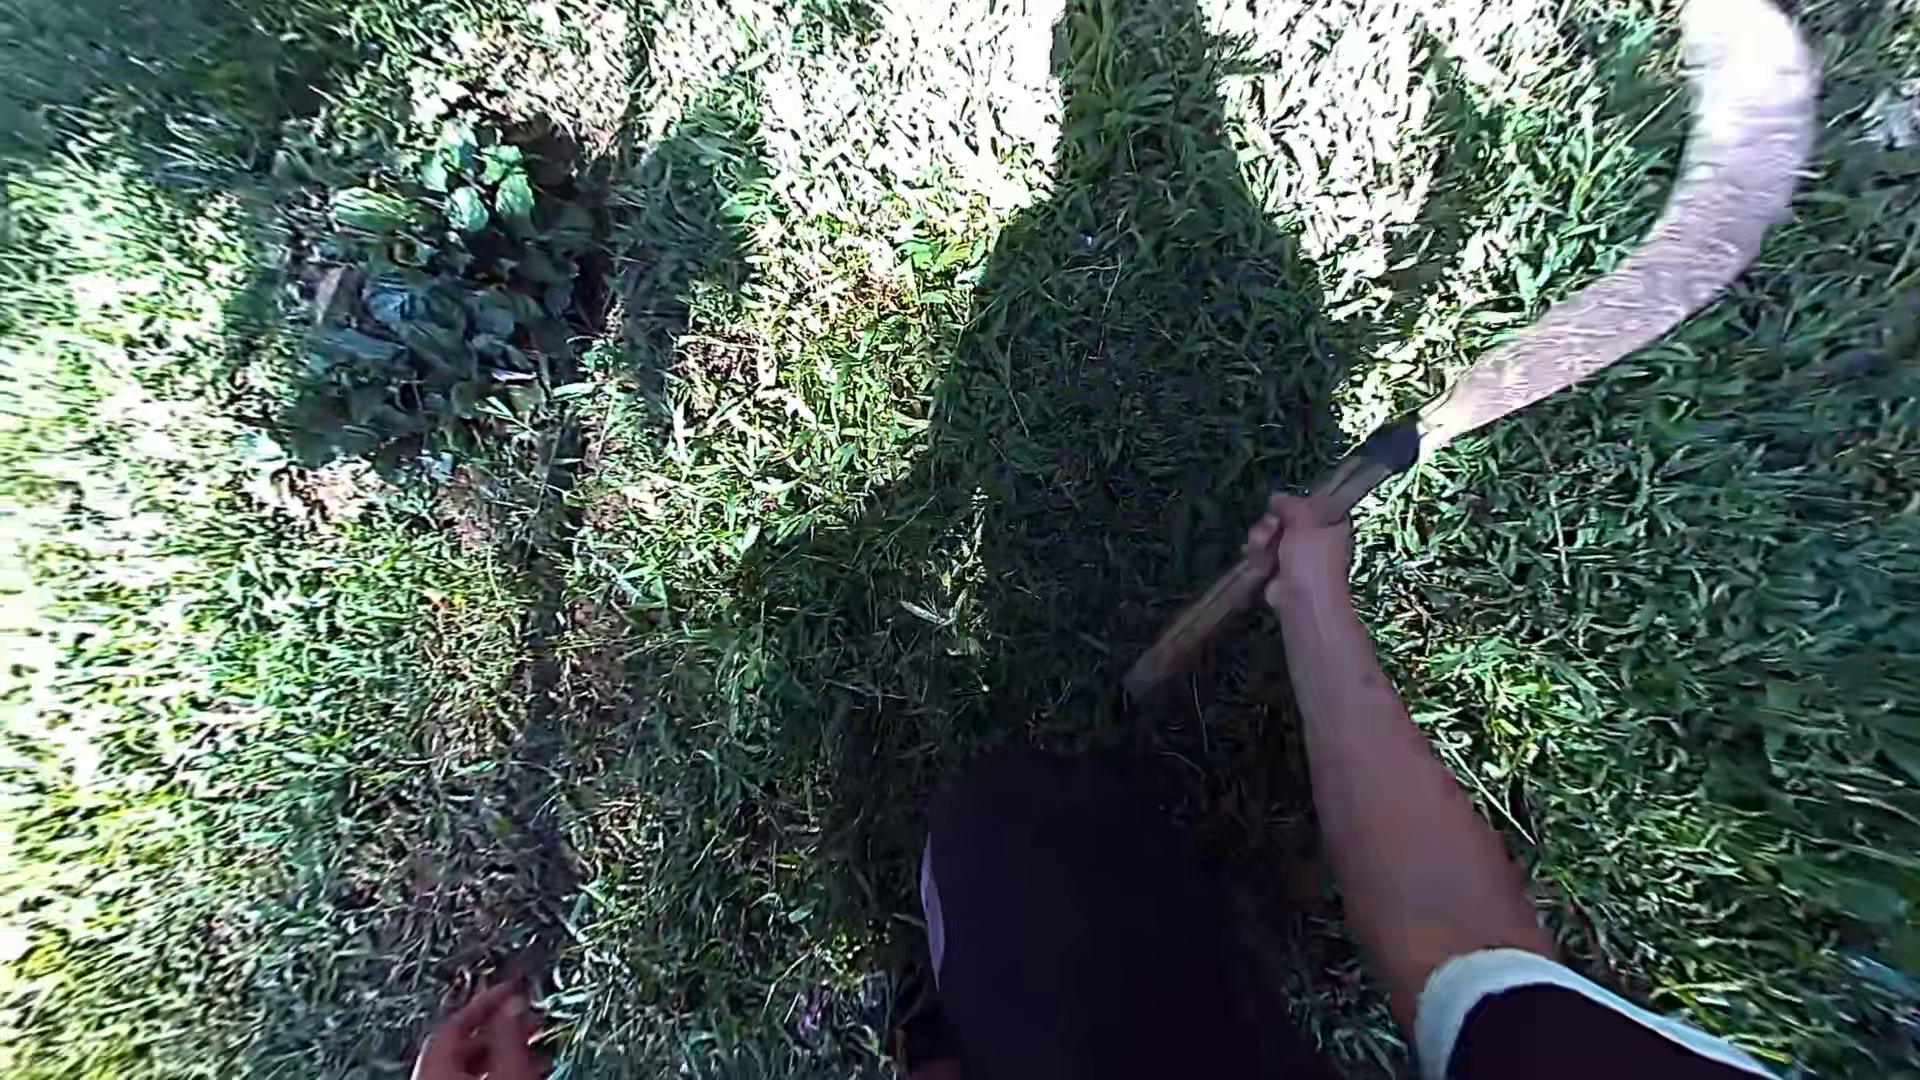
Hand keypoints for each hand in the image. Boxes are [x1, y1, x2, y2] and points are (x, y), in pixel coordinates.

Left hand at [413, 981, 544, 1079]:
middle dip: (499, 1025)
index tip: (512, 985)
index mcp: (433, 1070)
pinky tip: (520, 1065)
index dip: (485, 999)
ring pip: (466, 1061)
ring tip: (532, 1043)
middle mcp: (427, 1079)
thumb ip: (508, 1030)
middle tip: (529, 1016)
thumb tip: (512, 996)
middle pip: (461, 1041)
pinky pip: (469, 1076)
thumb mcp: (509, 1067)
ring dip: (501, 1047)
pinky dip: (493, 1066)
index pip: (453, 1022)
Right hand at [1242, 493, 1351, 608]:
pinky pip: (1261, 556)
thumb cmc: (1310, 559)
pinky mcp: (1275, 571)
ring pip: (1267, 538)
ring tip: (1260, 550)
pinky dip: (1256, 558)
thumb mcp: (1306, 524)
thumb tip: (1276, 495)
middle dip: (1268, 526)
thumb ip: (1292, 506)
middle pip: (1280, 522)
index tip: (1276, 508)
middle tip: (1269, 531)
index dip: (1287, 507)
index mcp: (1326, 527)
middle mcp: (1310, 540)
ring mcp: (1292, 557)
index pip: (1302, 508)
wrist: (1301, 599)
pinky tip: (1257, 563)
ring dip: (1259, 542)